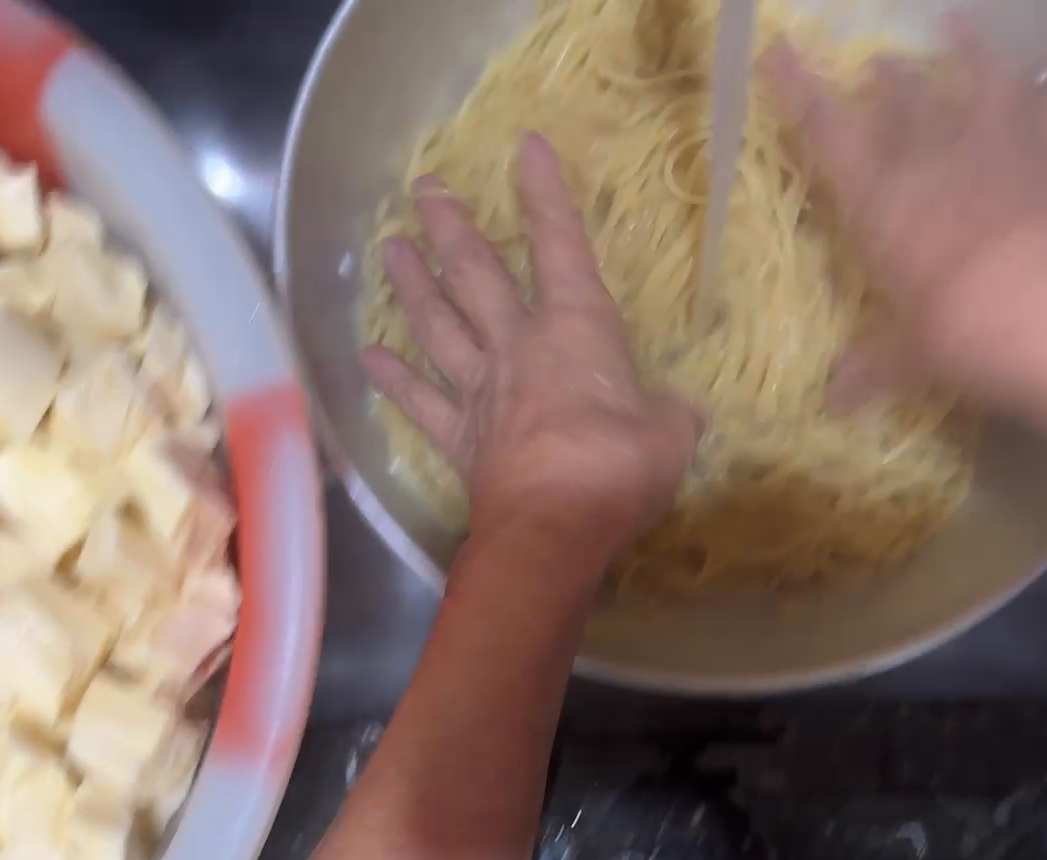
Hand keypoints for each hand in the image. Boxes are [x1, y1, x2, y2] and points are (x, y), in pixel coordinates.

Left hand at [361, 133, 702, 559]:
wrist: (555, 526)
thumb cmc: (620, 467)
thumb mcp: (671, 434)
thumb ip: (671, 413)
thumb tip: (677, 411)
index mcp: (575, 330)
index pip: (561, 246)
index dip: (546, 195)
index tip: (525, 147)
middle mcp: (519, 347)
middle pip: (477, 275)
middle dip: (452, 228)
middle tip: (424, 189)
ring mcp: (482, 391)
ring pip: (439, 326)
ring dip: (414, 287)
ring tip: (391, 249)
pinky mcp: (460, 438)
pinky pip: (421, 403)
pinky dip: (394, 381)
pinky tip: (369, 357)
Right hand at [763, 19, 1046, 414]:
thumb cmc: (973, 336)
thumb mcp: (912, 361)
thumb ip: (869, 370)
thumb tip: (829, 402)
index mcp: (883, 204)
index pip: (827, 136)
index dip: (799, 92)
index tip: (778, 50)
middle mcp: (938, 157)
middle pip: (902, 101)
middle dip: (884, 80)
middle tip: (876, 64)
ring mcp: (1009, 143)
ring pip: (980, 77)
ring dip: (964, 49)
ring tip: (951, 22)